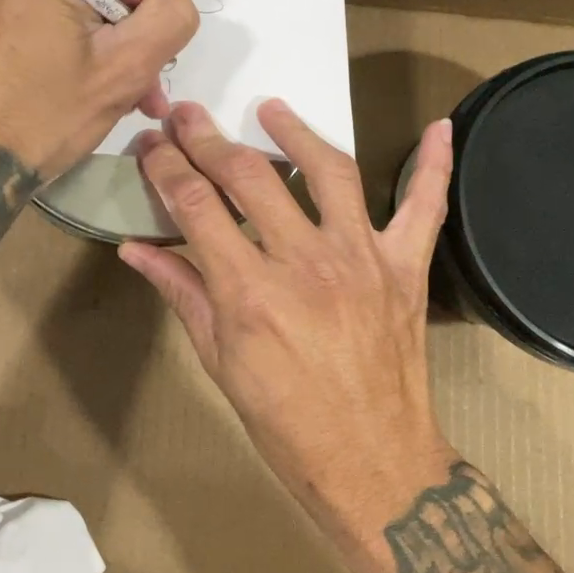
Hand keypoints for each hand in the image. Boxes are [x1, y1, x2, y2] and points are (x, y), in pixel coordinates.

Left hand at [0, 0, 199, 177]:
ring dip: (116, 33)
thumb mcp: (127, 68)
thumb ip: (170, 18)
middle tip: (135, 71)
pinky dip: (86, 35)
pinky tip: (95, 81)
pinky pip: (62, 2)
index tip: (124, 34)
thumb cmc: (49, 116)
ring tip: (125, 87)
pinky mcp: (1, 9)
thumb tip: (167, 2)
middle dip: (132, 14)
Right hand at [120, 100, 459, 555]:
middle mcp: (305, 263)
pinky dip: (434, 166)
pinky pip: (424, 207)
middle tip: (186, 113)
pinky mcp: (405, 268)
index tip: (149, 143)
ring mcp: (362, 259)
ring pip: (329, 171)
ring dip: (295, 132)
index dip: (165, 165)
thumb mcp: (217, 359)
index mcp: (249, 292)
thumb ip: (180, 291)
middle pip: (248, 175)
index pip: (194, 204)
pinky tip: (440, 127)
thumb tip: (133, 248)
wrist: (373, 464)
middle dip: (207, 138)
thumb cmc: (282, 419)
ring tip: (271, 108)